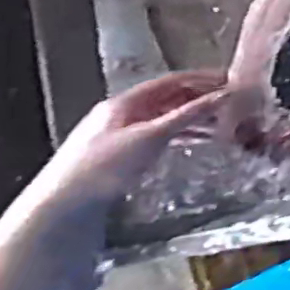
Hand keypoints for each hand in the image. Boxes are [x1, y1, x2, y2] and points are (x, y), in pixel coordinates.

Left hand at [24, 70, 229, 215]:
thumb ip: (190, 114)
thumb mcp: (151, 137)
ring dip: (194, 119)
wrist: (58, 211)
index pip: (172, 81)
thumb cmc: (103, 167)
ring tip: (222, 124)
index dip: (203, 79)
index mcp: (124, 102)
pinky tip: (198, 141)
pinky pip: (159, 136)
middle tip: (231, 104)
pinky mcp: (120, 156)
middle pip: (169, 98)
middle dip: (201, 100)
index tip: (231, 81)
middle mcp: (121, 114)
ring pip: (165, 118)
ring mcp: (119, 135)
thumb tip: (225, 94)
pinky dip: (181, 135)